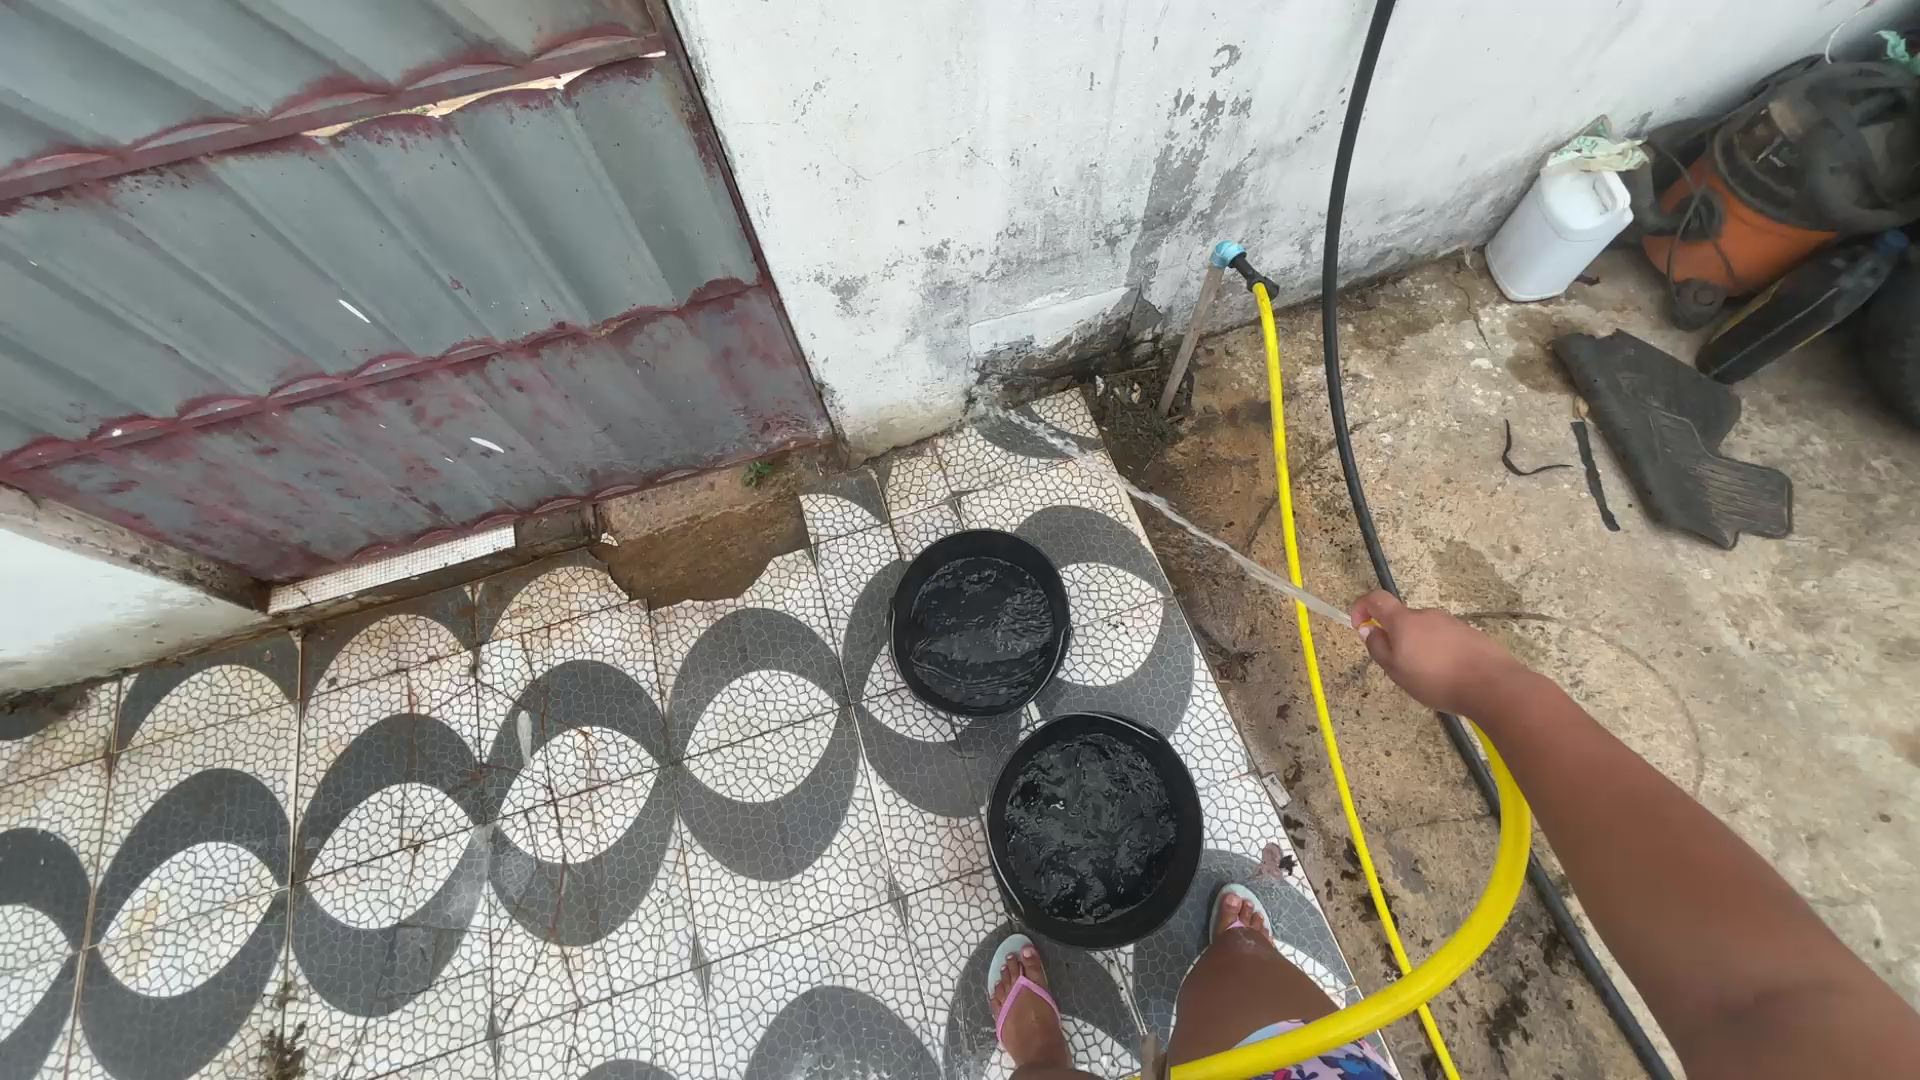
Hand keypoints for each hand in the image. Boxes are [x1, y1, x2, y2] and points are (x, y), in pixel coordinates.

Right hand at [1350, 591, 1528, 715]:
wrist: (1494, 686)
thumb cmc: (1436, 679)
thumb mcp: (1395, 670)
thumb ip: (1378, 647)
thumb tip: (1369, 629)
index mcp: (1404, 621)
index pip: (1376, 598)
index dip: (1361, 606)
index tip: (1360, 626)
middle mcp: (1427, 615)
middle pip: (1403, 619)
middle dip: (1396, 637)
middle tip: (1401, 665)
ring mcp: (1453, 623)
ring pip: (1425, 630)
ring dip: (1420, 645)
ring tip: (1429, 674)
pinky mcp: (1472, 635)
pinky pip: (1446, 639)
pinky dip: (1441, 651)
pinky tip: (1451, 674)